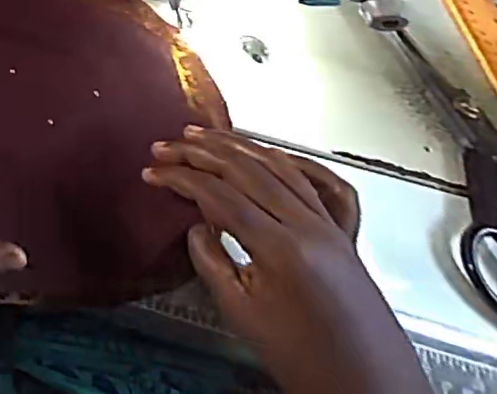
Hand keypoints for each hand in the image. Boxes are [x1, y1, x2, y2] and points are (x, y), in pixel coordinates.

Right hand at [146, 128, 429, 393]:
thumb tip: (196, 225)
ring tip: (200, 134)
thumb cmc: (304, 362)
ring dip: (234, 144)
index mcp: (283, 249)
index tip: (151, 172)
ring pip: (278, 165)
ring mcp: (332, 226)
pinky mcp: (345, 234)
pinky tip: (267, 151)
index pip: (219, 193)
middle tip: (164, 146)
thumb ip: (209, 260)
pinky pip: (320, 181)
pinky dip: (289, 159)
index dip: (179, 178)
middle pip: (246, 169)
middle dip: (198, 152)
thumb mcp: (241, 314)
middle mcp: (310, 227)